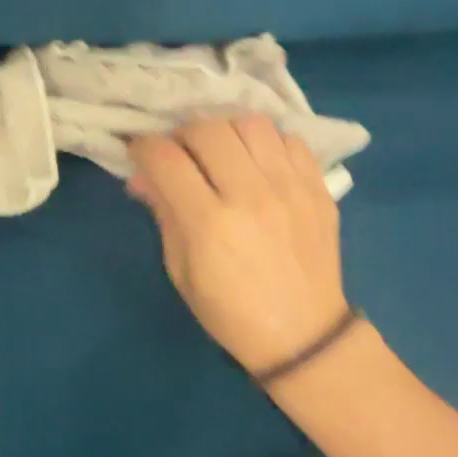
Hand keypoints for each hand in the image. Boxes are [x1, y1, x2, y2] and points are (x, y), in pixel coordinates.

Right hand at [127, 114, 349, 373]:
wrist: (302, 333)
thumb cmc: (228, 311)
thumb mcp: (181, 270)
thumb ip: (164, 215)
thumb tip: (142, 178)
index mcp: (210, 223)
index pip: (166, 159)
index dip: (144, 148)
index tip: (139, 154)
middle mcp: (251, 195)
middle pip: (208, 130)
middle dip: (182, 135)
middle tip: (179, 154)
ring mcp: (290, 187)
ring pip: (250, 123)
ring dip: (225, 131)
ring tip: (219, 152)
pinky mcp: (318, 187)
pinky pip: (289, 138)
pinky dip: (264, 142)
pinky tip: (255, 163)